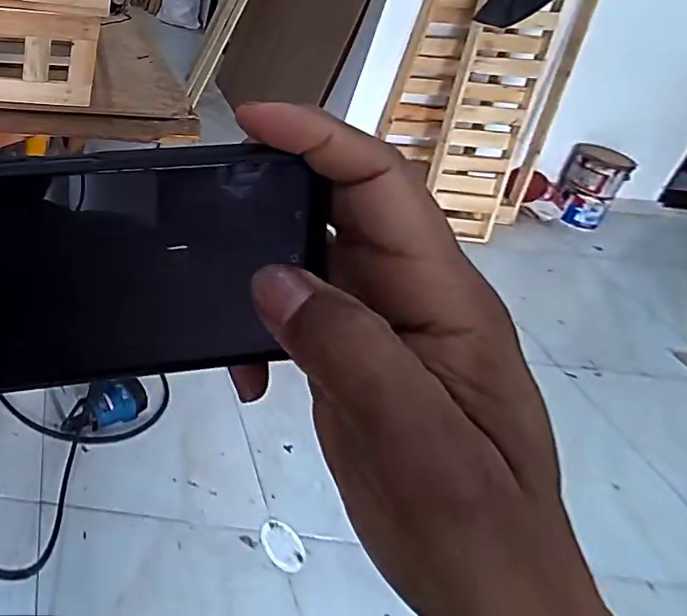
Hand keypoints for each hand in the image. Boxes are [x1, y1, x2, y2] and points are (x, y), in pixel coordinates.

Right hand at [227, 104, 605, 615]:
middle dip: (275, 171)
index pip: (383, 184)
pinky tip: (240, 364)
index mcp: (443, 296)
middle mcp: (410, 292)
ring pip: (305, 246)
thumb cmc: (471, 525)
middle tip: (206, 173)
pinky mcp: (347, 346)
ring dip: (252, 245)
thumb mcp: (418, 444)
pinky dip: (251, 315)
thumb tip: (270, 274)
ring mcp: (377, 319)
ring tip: (202, 256)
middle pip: (341, 200)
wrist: (484, 596)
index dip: (318, 137)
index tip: (249, 118)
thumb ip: (352, 352)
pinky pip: (290, 300)